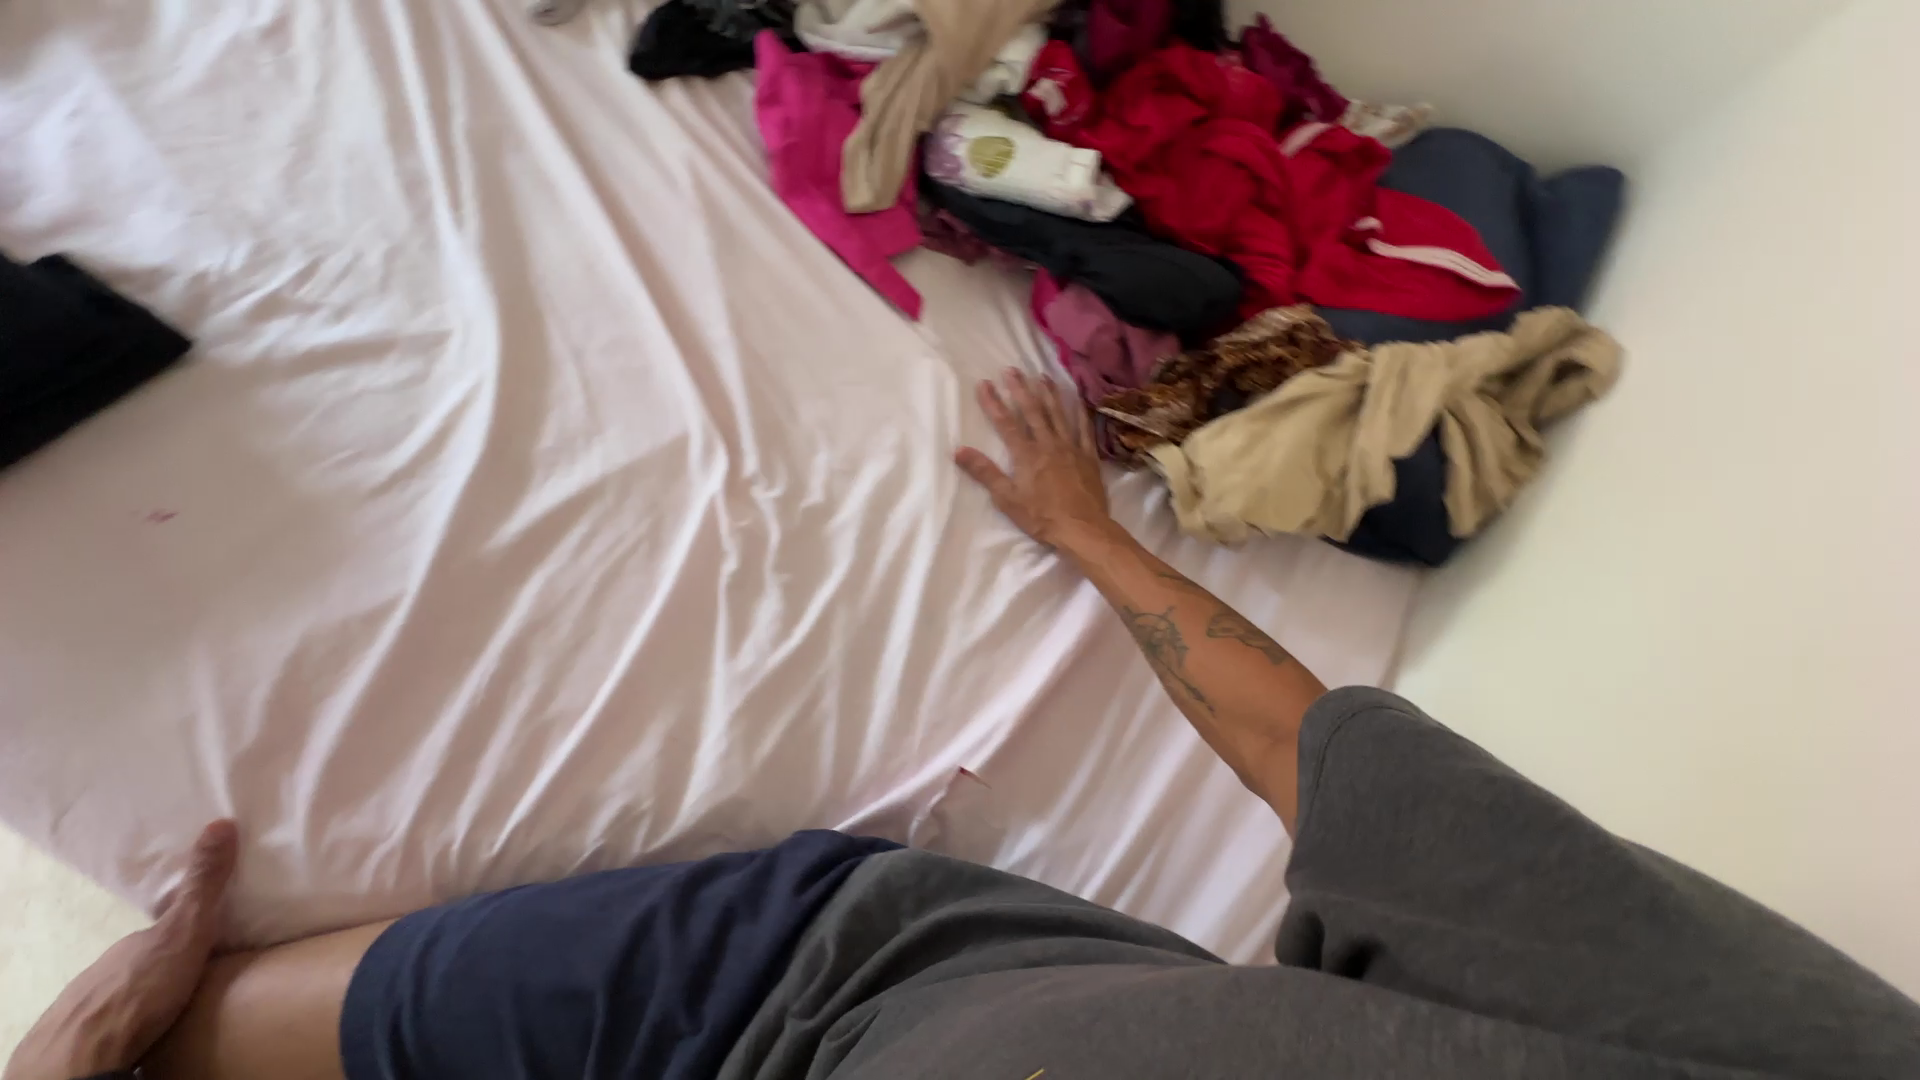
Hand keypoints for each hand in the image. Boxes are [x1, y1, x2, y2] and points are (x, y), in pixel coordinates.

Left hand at [4, 821, 238, 1079]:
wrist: (80, 1061)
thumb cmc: (143, 989)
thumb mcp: (187, 930)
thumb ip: (204, 884)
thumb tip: (220, 822)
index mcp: (129, 944)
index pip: (160, 933)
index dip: (184, 933)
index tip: (205, 942)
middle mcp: (100, 967)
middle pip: (137, 961)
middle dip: (159, 963)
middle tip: (192, 973)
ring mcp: (78, 1004)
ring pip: (115, 991)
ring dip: (137, 993)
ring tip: (164, 1006)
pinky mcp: (64, 1039)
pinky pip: (97, 1021)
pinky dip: (115, 1021)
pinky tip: (130, 1032)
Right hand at [954, 369, 1116, 550]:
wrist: (1082, 528)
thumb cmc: (1042, 517)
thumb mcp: (1007, 498)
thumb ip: (985, 472)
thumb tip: (959, 451)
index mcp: (1026, 454)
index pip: (1006, 422)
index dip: (993, 402)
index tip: (984, 383)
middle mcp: (1048, 444)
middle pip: (1033, 411)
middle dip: (1020, 389)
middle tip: (1013, 369)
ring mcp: (1071, 448)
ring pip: (1059, 414)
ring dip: (1049, 393)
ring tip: (1042, 376)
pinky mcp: (1088, 456)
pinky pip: (1084, 428)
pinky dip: (1079, 412)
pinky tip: (1077, 400)